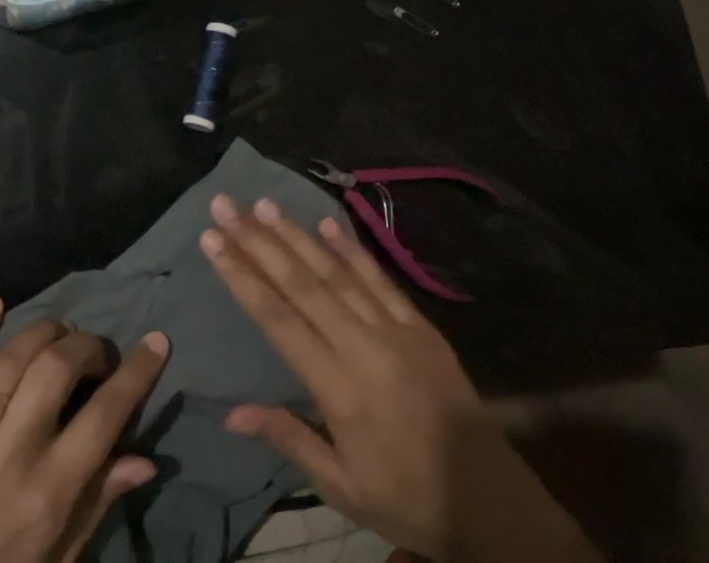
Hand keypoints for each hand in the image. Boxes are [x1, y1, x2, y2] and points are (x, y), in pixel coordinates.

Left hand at [0, 297, 169, 562]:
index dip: (136, 373)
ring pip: (8, 361)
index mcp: (49, 491)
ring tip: (57, 332)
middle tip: (95, 350)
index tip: (155, 342)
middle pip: (55, 371)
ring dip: (40, 334)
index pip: (104, 416)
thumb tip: (145, 458)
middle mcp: (10, 454)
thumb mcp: (59, 556)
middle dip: (85, 346)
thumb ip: (98, 502)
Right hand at [200, 196, 599, 562]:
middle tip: (226, 206)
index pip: (279, 320)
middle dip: (259, 242)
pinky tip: (327, 224)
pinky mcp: (423, 329)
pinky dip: (353, 250)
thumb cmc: (409, 500)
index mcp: (341, 389)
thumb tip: (230, 412)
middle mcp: (366, 348)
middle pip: (303, 284)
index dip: (242, 277)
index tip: (212, 242)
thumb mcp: (342, 487)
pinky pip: (382, 280)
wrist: (496, 505)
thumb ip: (289, 438)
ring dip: (298, 235)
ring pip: (339, 273)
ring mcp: (399, 333)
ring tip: (264, 204)